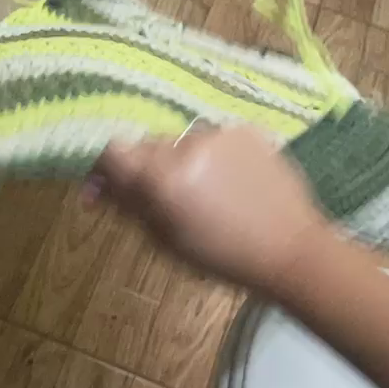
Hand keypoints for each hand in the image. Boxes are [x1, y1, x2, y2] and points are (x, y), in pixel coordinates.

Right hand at [89, 127, 337, 296]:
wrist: (292, 249)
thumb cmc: (224, 257)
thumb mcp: (167, 241)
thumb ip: (130, 206)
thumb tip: (96, 186)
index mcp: (164, 177)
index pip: (113, 152)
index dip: (103, 169)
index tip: (106, 189)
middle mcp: (187, 144)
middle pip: (147, 146)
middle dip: (145, 169)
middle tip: (163, 200)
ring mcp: (220, 133)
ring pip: (180, 141)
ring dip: (180, 161)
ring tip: (205, 193)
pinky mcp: (246, 130)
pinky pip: (212, 138)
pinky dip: (211, 157)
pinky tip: (229, 182)